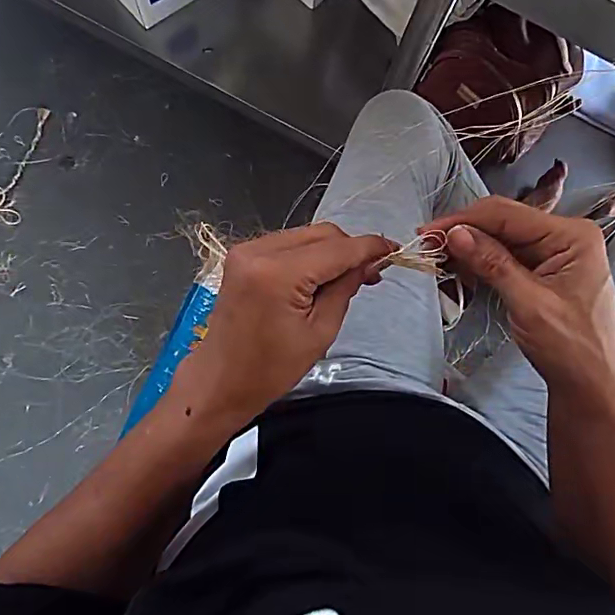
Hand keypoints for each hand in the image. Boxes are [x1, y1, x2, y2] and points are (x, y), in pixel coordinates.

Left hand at [171, 222, 394, 428]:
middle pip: (322, 233)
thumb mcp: (320, 331)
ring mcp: (247, 251)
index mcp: (277, 274)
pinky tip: (321, 277)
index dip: (370, 247)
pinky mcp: (242, 256)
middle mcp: (258, 252)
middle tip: (372, 273)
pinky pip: (288, 244)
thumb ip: (345, 288)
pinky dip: (310, 255)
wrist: (220, 381)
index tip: (393, 250)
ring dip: (331, 251)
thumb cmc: (269, 369)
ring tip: (347, 279)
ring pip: (306, 235)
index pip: (337, 248)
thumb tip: (368, 264)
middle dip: (351, 249)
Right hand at [422, 197, 614, 398]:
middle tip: (427, 245)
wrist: (591, 387)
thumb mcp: (529, 303)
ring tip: (437, 257)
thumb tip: (456, 234)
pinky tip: (460, 268)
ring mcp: (556, 255)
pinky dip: (482, 263)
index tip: (429, 231)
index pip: (509, 214)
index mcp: (573, 235)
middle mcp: (566, 237)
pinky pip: (507, 258)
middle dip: (465, 233)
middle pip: (504, 223)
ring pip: (502, 240)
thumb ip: (492, 263)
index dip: (465, 219)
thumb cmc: (572, 349)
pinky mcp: (544, 272)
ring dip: (470, 248)